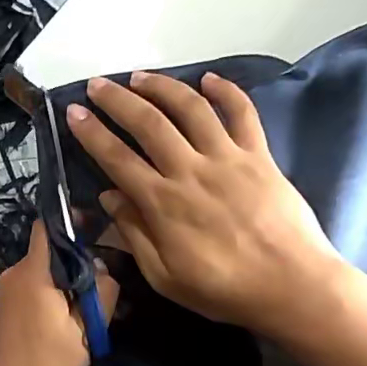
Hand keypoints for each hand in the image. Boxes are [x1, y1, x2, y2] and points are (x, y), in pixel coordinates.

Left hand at [0, 222, 119, 365]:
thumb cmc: (44, 365)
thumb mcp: (85, 333)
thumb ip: (100, 295)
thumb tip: (102, 269)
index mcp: (34, 273)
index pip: (47, 228)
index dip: (70, 222)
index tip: (95, 227)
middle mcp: (15, 273)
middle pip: (48, 253)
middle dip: (74, 262)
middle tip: (100, 282)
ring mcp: (5, 290)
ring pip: (41, 273)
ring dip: (62, 283)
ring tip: (84, 306)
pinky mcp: (3, 306)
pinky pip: (30, 288)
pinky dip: (48, 295)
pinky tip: (62, 319)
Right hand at [66, 71, 356, 346]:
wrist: (293, 288)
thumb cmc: (223, 289)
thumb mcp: (164, 276)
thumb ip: (133, 234)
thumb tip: (109, 197)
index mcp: (163, 203)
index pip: (117, 158)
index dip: (91, 132)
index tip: (73, 113)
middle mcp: (190, 171)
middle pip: (148, 123)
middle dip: (117, 100)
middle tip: (97, 85)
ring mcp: (228, 159)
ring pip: (190, 109)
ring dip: (162, 87)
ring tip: (140, 76)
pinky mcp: (260, 156)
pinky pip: (243, 114)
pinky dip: (227, 91)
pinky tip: (209, 78)